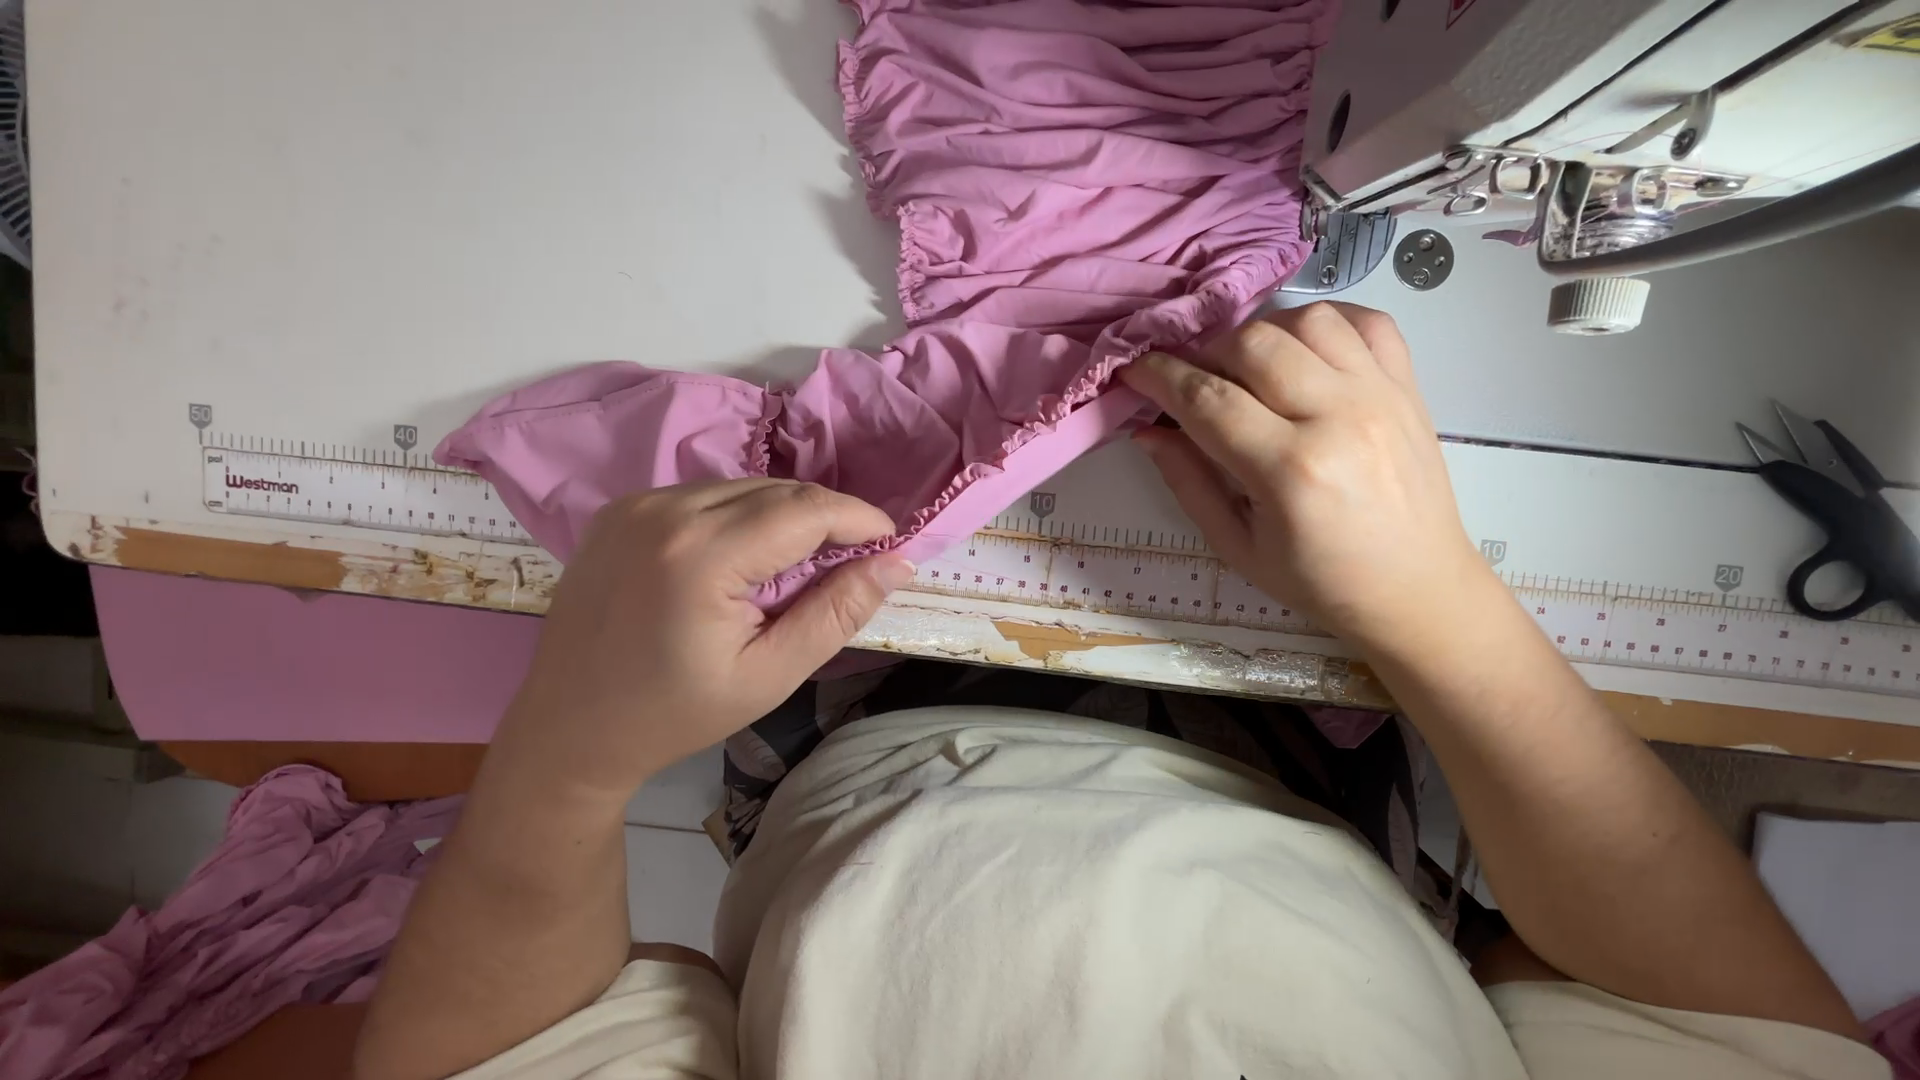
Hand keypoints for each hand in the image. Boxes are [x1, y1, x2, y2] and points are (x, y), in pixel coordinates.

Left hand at [490, 480, 913, 801]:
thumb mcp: (770, 675)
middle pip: (777, 491)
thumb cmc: (675, 714)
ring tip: (802, 565)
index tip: (894, 541)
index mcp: (701, 554)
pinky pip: (705, 495)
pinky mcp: (621, 510)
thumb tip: (898, 563)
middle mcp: (665, 510)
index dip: (859, 518)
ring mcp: (637, 504)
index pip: (806, 509)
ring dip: (786, 515)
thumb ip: (837, 612)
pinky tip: (747, 558)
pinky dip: (742, 515)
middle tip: (856, 559)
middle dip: (827, 518)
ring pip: (743, 488)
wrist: (569, 729)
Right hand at [1119, 302, 1492, 655]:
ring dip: (1262, 333)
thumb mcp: (1235, 546)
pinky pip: (1365, 320)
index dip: (1161, 377)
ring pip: (1307, 319)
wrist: (1416, 590)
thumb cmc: (1318, 580)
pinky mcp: (1408, 387)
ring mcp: (1381, 395)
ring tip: (1248, 369)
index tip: (1134, 370)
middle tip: (1193, 382)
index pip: (1208, 399)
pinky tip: (1301, 353)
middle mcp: (1339, 418)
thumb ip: (1187, 481)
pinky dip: (1324, 323)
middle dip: (1206, 354)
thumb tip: (1146, 429)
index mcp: (1290, 470)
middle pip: (1253, 344)